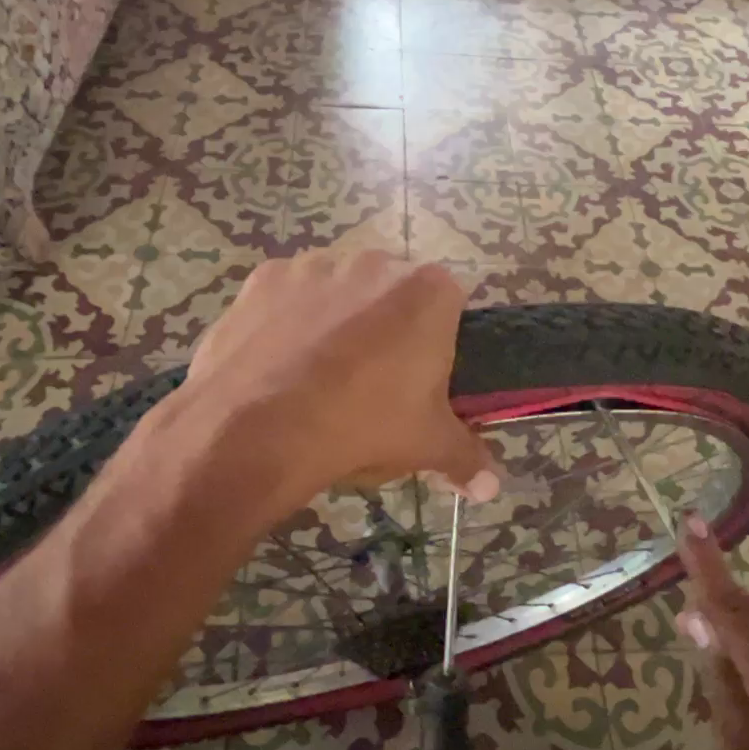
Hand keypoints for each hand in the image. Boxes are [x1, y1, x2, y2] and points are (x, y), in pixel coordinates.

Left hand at [183, 250, 498, 513]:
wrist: (258, 428)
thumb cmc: (363, 425)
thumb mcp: (427, 446)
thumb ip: (466, 457)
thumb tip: (490, 488)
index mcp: (428, 290)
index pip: (451, 304)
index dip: (438, 342)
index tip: (422, 379)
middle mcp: (375, 261)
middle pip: (393, 292)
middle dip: (388, 327)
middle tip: (374, 384)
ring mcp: (315, 264)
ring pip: (339, 291)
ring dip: (338, 321)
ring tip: (319, 379)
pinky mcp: (264, 277)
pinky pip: (289, 297)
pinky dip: (289, 321)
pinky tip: (281, 366)